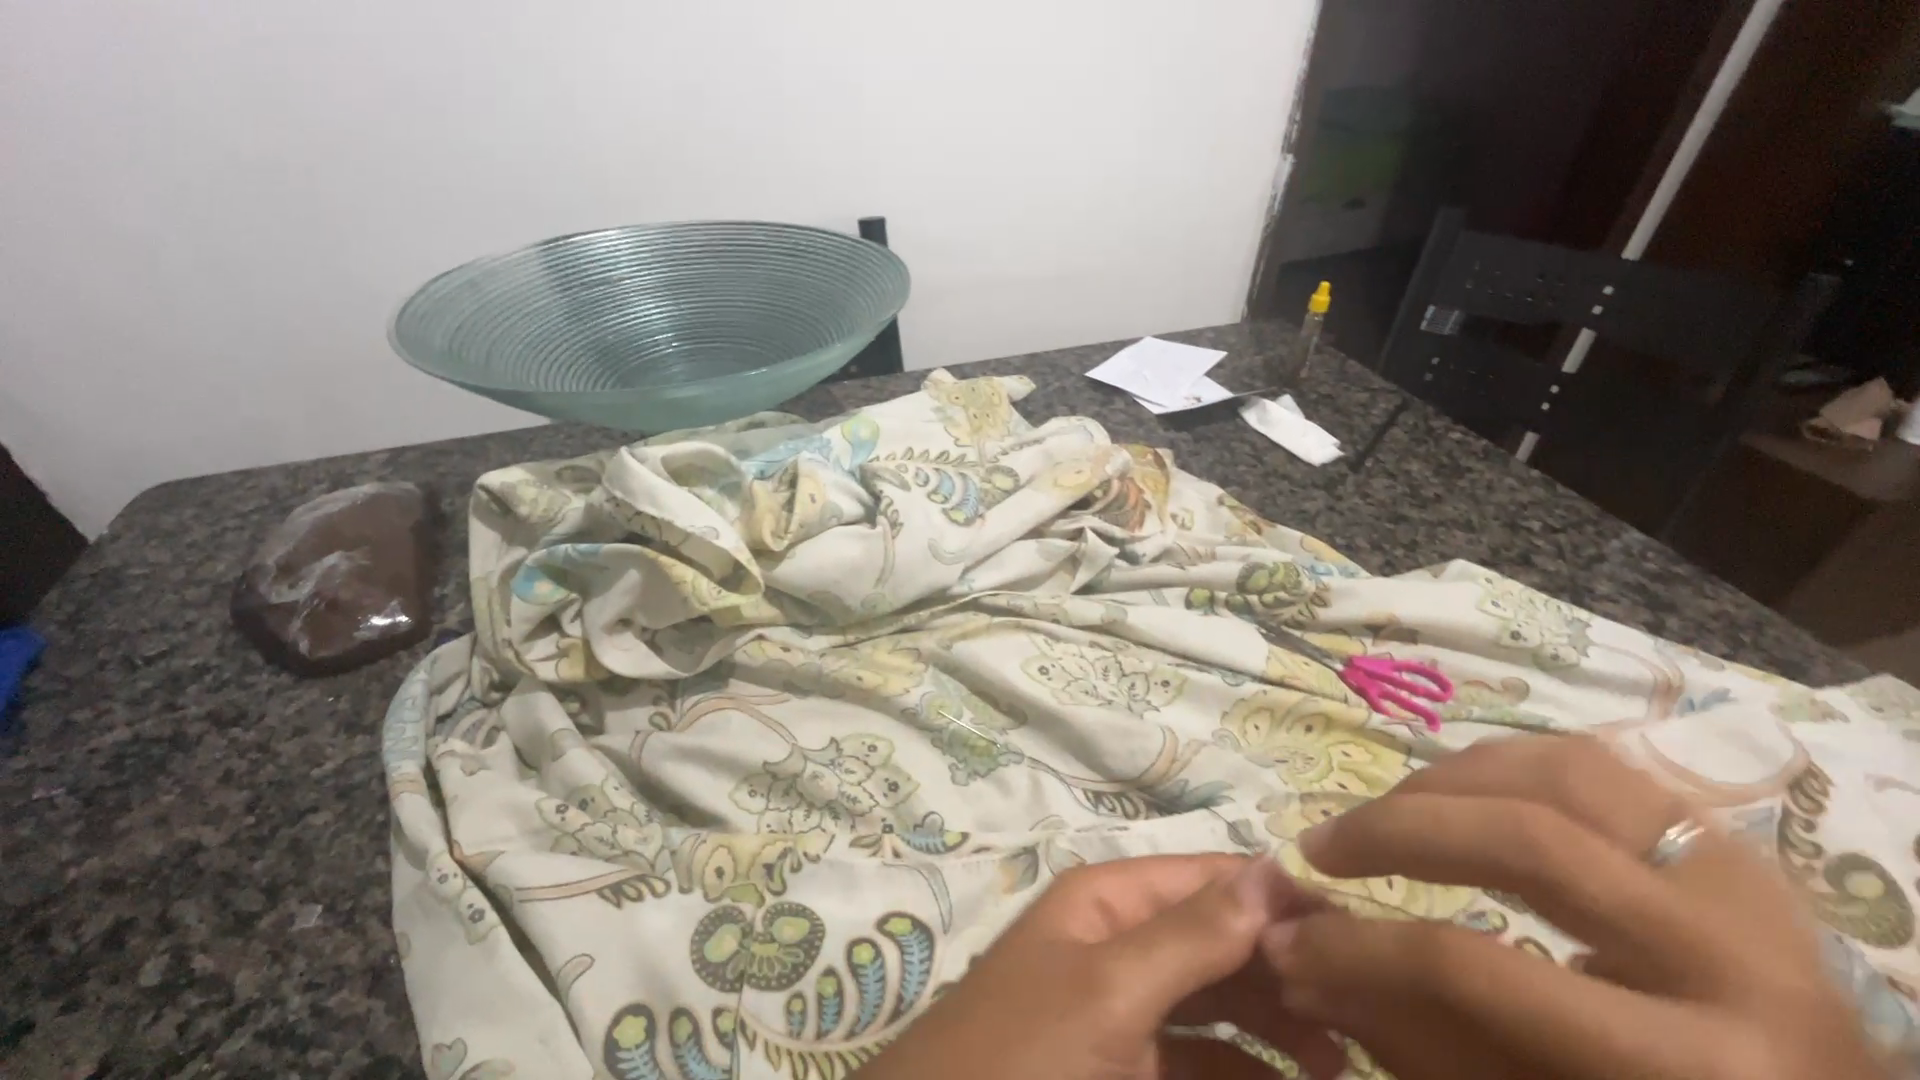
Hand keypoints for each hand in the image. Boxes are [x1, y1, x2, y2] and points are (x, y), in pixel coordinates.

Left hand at [858, 854, 1346, 1079]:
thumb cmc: (1026, 1055)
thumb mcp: (1110, 991)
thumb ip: (1191, 933)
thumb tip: (1272, 866)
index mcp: (1107, 902)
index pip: (1209, 878)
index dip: (1279, 897)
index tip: (1358, 935)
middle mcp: (1116, 943)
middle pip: (1218, 941)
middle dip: (1285, 971)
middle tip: (1362, 1018)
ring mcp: (1119, 1010)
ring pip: (1215, 1004)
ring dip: (1276, 1027)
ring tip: (1341, 1062)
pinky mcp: (1123, 1069)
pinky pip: (1198, 1059)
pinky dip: (1242, 1069)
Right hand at [1260, 735, 1896, 1079]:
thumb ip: (1413, 1034)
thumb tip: (1296, 956)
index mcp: (1693, 1066)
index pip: (1479, 969)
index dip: (1359, 946)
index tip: (1284, 937)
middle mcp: (1736, 958)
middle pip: (1528, 842)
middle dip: (1394, 832)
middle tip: (1320, 846)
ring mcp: (1746, 884)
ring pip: (1567, 773)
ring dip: (1447, 779)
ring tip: (1384, 810)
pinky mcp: (1732, 845)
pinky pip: (1603, 765)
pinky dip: (1509, 763)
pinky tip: (1459, 790)